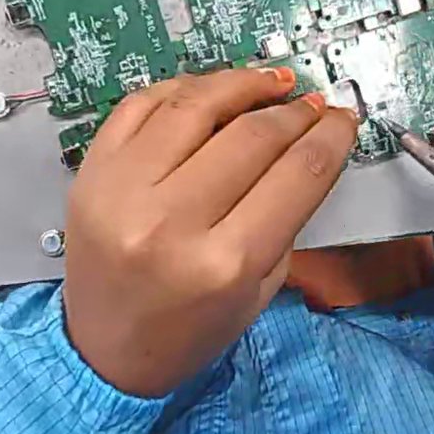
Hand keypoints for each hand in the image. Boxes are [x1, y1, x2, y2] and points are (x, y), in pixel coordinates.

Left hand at [63, 68, 359, 397]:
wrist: (106, 350)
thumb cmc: (190, 332)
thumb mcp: (259, 291)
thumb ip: (286, 219)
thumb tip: (307, 147)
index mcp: (224, 264)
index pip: (297, 174)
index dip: (330, 136)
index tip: (342, 119)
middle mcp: (170, 222)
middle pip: (252, 136)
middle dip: (294, 112)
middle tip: (311, 105)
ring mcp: (121, 191)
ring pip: (195, 105)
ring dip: (242, 83)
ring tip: (269, 82)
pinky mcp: (91, 174)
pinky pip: (140, 105)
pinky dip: (183, 88)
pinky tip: (211, 91)